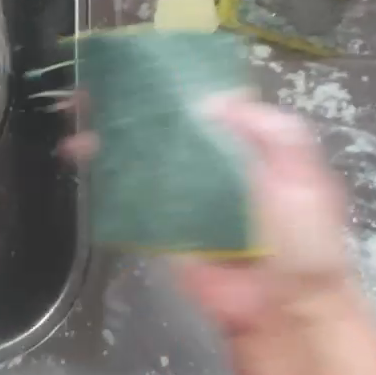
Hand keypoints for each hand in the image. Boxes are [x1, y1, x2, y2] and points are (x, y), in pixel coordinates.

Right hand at [62, 94, 356, 338]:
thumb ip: (275, 135)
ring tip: (70, 116)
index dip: (164, 84)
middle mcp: (200, 161)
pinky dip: (96, 171)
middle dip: (118, 104)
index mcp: (238, 145)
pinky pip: (120, 191)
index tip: (131, 65)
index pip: (195, 103)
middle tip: (85, 88)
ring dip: (100, 132)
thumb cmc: (304, 243)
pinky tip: (75, 155)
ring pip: (130, 152)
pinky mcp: (150, 219)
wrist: (282, 309)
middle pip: (153, 124)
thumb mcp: (305, 181)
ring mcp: (172, 190)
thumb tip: (214, 100)